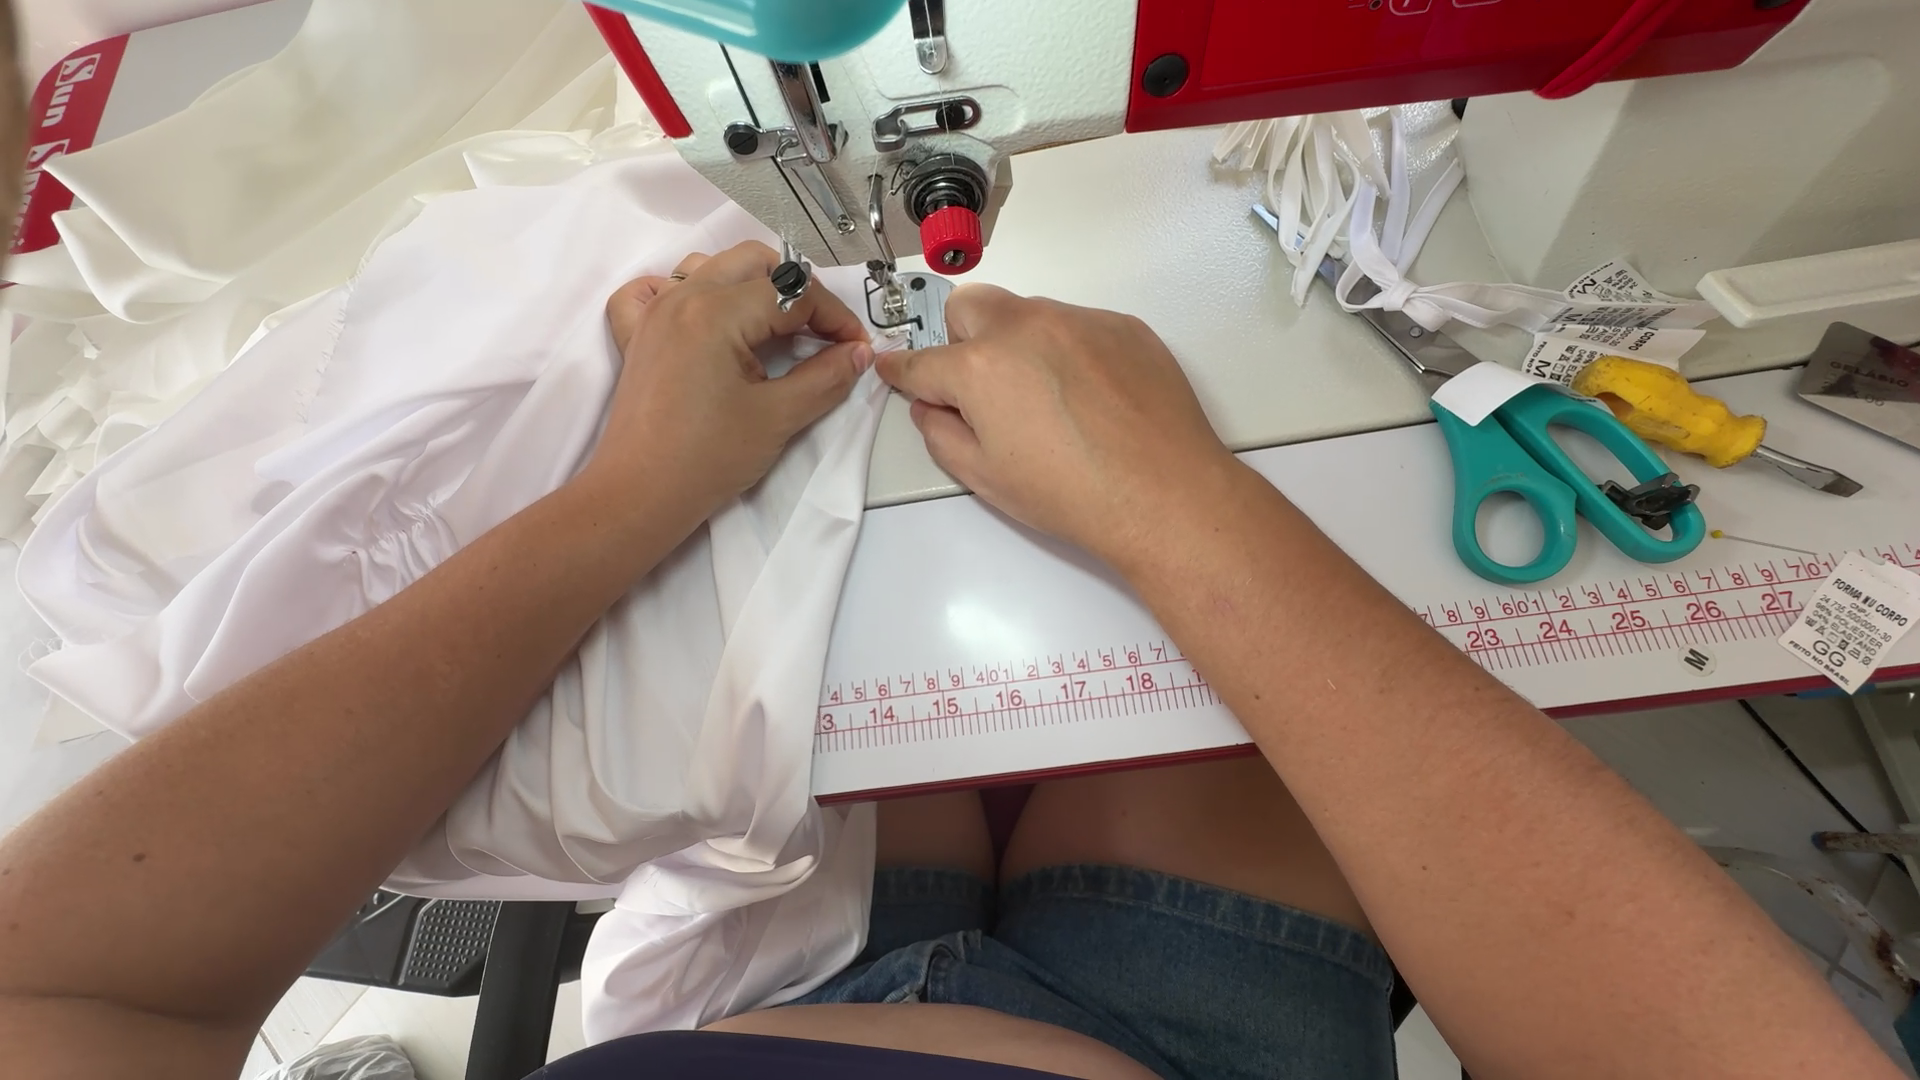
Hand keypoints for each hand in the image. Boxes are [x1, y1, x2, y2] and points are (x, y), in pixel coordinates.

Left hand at [584, 241, 872, 512]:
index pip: (793, 293)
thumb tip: (858, 354)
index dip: (835, 318)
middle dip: (798, 292)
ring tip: (772, 329)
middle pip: (755, 262)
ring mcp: (653, 312)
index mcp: (717, 313)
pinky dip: (685, 292)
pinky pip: (656, 289)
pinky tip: (704, 319)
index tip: (855, 350)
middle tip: (821, 336)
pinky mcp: (637, 335)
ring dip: (750, 286)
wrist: (641, 495)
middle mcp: (682, 298)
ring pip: (710, 266)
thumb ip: (826, 378)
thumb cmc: (709, 459)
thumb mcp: (779, 418)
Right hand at [877, 285, 1236, 565]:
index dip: (902, 371)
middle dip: (960, 340)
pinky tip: (1092, 397)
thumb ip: (941, 435)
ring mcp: (1080, 320)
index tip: (893, 370)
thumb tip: (931, 408)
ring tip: (1049, 400)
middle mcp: (1026, 327)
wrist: (1164, 495)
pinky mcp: (1124, 326)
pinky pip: (1078, 326)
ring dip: (1019, 345)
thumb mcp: (985, 479)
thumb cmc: (1069, 495)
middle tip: (982, 387)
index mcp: (981, 367)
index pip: (922, 362)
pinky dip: (1069, 351)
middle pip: (969, 307)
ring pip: (1028, 314)